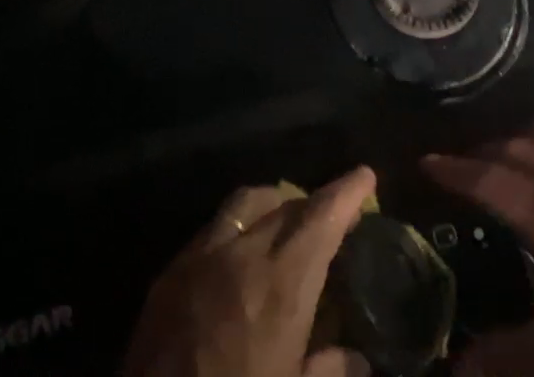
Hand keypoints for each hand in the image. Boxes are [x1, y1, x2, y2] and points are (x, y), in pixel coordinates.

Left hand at [123, 167, 376, 376]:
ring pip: (243, 204)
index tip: (365, 176)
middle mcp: (242, 255)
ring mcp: (199, 258)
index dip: (347, 192)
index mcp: (283, 283)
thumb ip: (330, 368)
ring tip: (284, 224)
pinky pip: (210, 229)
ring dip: (272, 205)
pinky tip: (238, 256)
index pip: (322, 216)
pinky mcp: (168, 274)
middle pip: (286, 205)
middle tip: (332, 220)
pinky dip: (235, 228)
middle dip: (315, 204)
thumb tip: (357, 359)